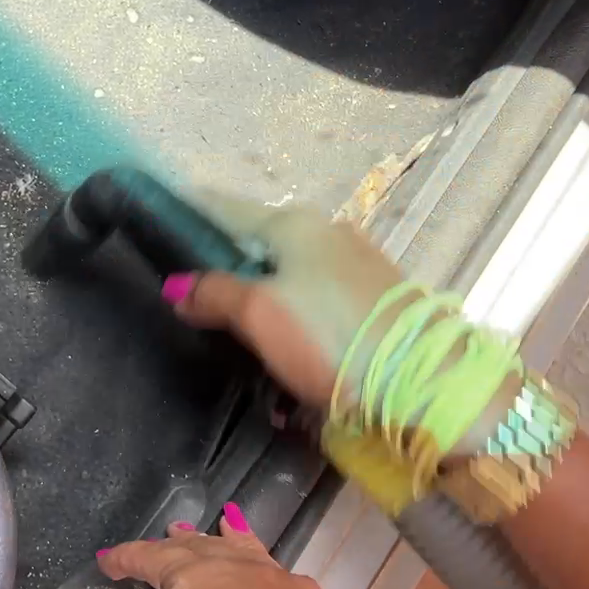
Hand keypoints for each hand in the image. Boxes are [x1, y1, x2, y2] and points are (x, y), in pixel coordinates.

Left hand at [97, 508, 379, 588]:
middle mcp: (273, 582)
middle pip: (247, 557)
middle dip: (231, 547)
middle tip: (221, 531)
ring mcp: (230, 572)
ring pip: (202, 550)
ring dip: (188, 544)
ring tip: (173, 536)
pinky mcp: (184, 574)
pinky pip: (149, 558)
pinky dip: (130, 557)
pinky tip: (111, 561)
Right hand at [165, 196, 402, 406]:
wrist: (424, 381)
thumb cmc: (327, 334)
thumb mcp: (258, 313)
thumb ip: (213, 294)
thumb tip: (176, 288)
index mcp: (294, 223)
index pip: (227, 208)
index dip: (194, 214)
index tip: (164, 225)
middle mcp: (326, 231)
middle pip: (259, 242)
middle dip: (227, 264)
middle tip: (195, 295)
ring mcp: (356, 262)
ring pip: (289, 272)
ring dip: (261, 295)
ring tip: (236, 327)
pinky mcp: (376, 297)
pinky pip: (316, 296)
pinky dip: (293, 312)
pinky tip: (285, 340)